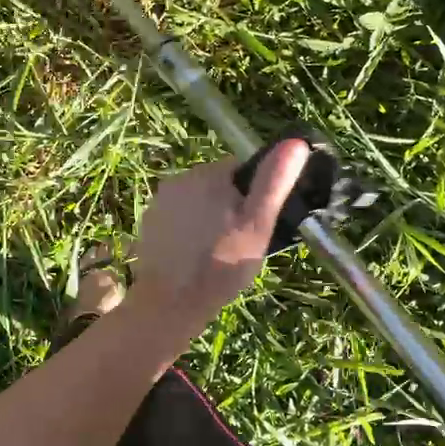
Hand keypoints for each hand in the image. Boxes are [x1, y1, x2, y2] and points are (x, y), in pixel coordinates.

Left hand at [126, 139, 311, 331]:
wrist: (170, 302)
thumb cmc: (221, 263)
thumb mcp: (257, 224)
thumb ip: (274, 182)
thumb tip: (295, 143)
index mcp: (207, 174)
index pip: (240, 170)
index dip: (254, 196)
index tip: (256, 224)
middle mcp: (178, 179)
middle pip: (217, 185)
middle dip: (230, 207)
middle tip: (241, 242)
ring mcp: (159, 201)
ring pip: (197, 202)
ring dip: (209, 219)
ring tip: (218, 253)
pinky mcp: (149, 223)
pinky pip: (179, 219)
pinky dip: (189, 231)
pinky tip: (195, 256)